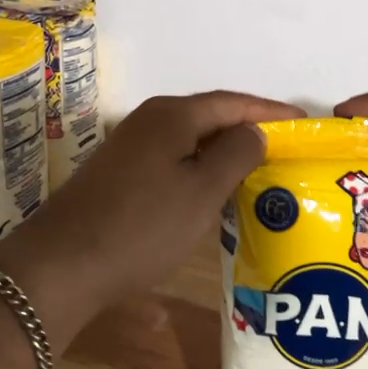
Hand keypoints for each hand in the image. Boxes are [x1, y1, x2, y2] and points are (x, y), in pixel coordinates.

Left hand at [0, 91, 303, 344]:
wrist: (62, 265)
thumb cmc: (142, 226)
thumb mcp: (201, 192)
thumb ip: (235, 155)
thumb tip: (255, 130)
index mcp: (173, 115)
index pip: (233, 103)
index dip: (269, 111)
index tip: (305, 121)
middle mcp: (150, 120)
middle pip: (210, 117)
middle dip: (248, 130)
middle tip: (287, 148)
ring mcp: (130, 146)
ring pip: (190, 141)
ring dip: (224, 152)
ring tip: (260, 169)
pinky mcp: (119, 174)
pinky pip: (173, 160)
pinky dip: (200, 169)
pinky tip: (213, 192)